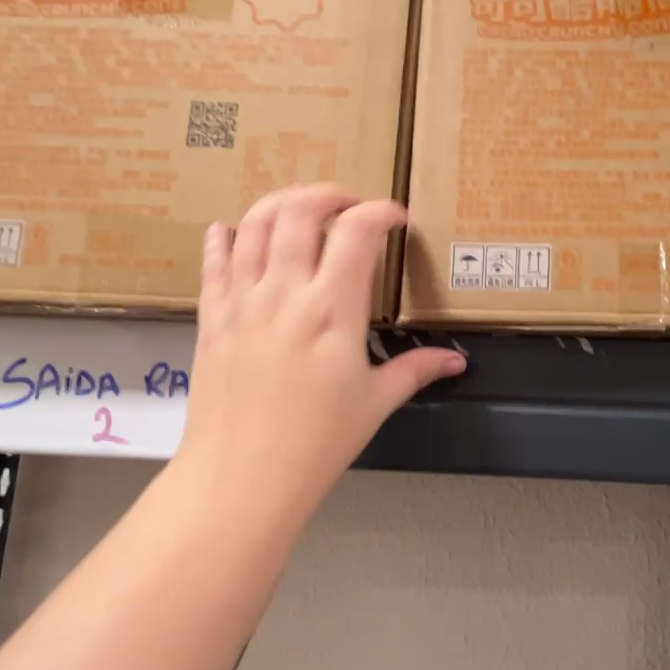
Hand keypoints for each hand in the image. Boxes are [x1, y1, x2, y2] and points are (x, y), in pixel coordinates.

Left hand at [175, 185, 465, 507]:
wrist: (242, 476)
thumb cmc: (317, 441)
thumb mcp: (376, 402)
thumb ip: (415, 369)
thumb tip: (456, 361)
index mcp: (333, 309)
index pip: (357, 231)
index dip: (381, 212)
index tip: (397, 220)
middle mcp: (285, 292)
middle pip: (300, 210)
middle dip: (329, 194)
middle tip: (349, 204)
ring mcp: (243, 301)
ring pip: (255, 224)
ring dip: (280, 203)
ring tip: (301, 208)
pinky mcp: (213, 318)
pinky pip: (214, 263)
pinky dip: (224, 239)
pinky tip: (229, 230)